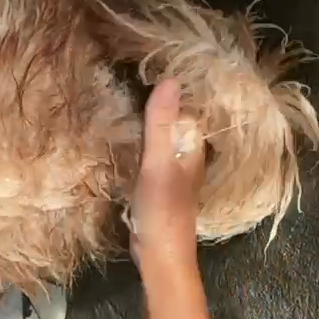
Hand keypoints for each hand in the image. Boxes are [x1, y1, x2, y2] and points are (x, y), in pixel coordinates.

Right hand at [129, 78, 204, 277]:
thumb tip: (171, 78)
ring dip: (147, 124)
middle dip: (160, 102)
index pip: (190, 106)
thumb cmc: (163, 212)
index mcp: (195, 149)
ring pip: (161, 139)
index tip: (154, 60)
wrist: (159, 258)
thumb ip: (162, 125)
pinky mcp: (157, 187)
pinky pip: (149, 157)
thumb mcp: (159, 164)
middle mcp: (188, 157)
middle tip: (132, 72)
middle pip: (175, 121)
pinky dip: (139, 145)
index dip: (176, 85)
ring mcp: (173, 173)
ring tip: (124, 96)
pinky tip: (123, 136)